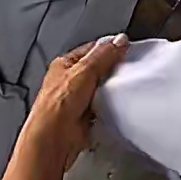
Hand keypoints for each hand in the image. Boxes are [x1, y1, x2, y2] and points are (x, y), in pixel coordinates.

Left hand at [21, 34, 127, 172]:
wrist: (54, 139)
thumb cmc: (56, 106)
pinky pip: (107, 102)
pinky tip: (113, 103)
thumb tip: (120, 41)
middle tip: (123, 69)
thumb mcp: (85, 71)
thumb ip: (105, 54)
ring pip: (104, 86)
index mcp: (64, 64)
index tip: (126, 49)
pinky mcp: (87, 113)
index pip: (94, 48)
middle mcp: (69, 80)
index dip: (111, 47)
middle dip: (113, 69)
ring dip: (112, 88)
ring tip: (115, 88)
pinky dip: (112, 103)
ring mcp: (78, 97)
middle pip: (101, 67)